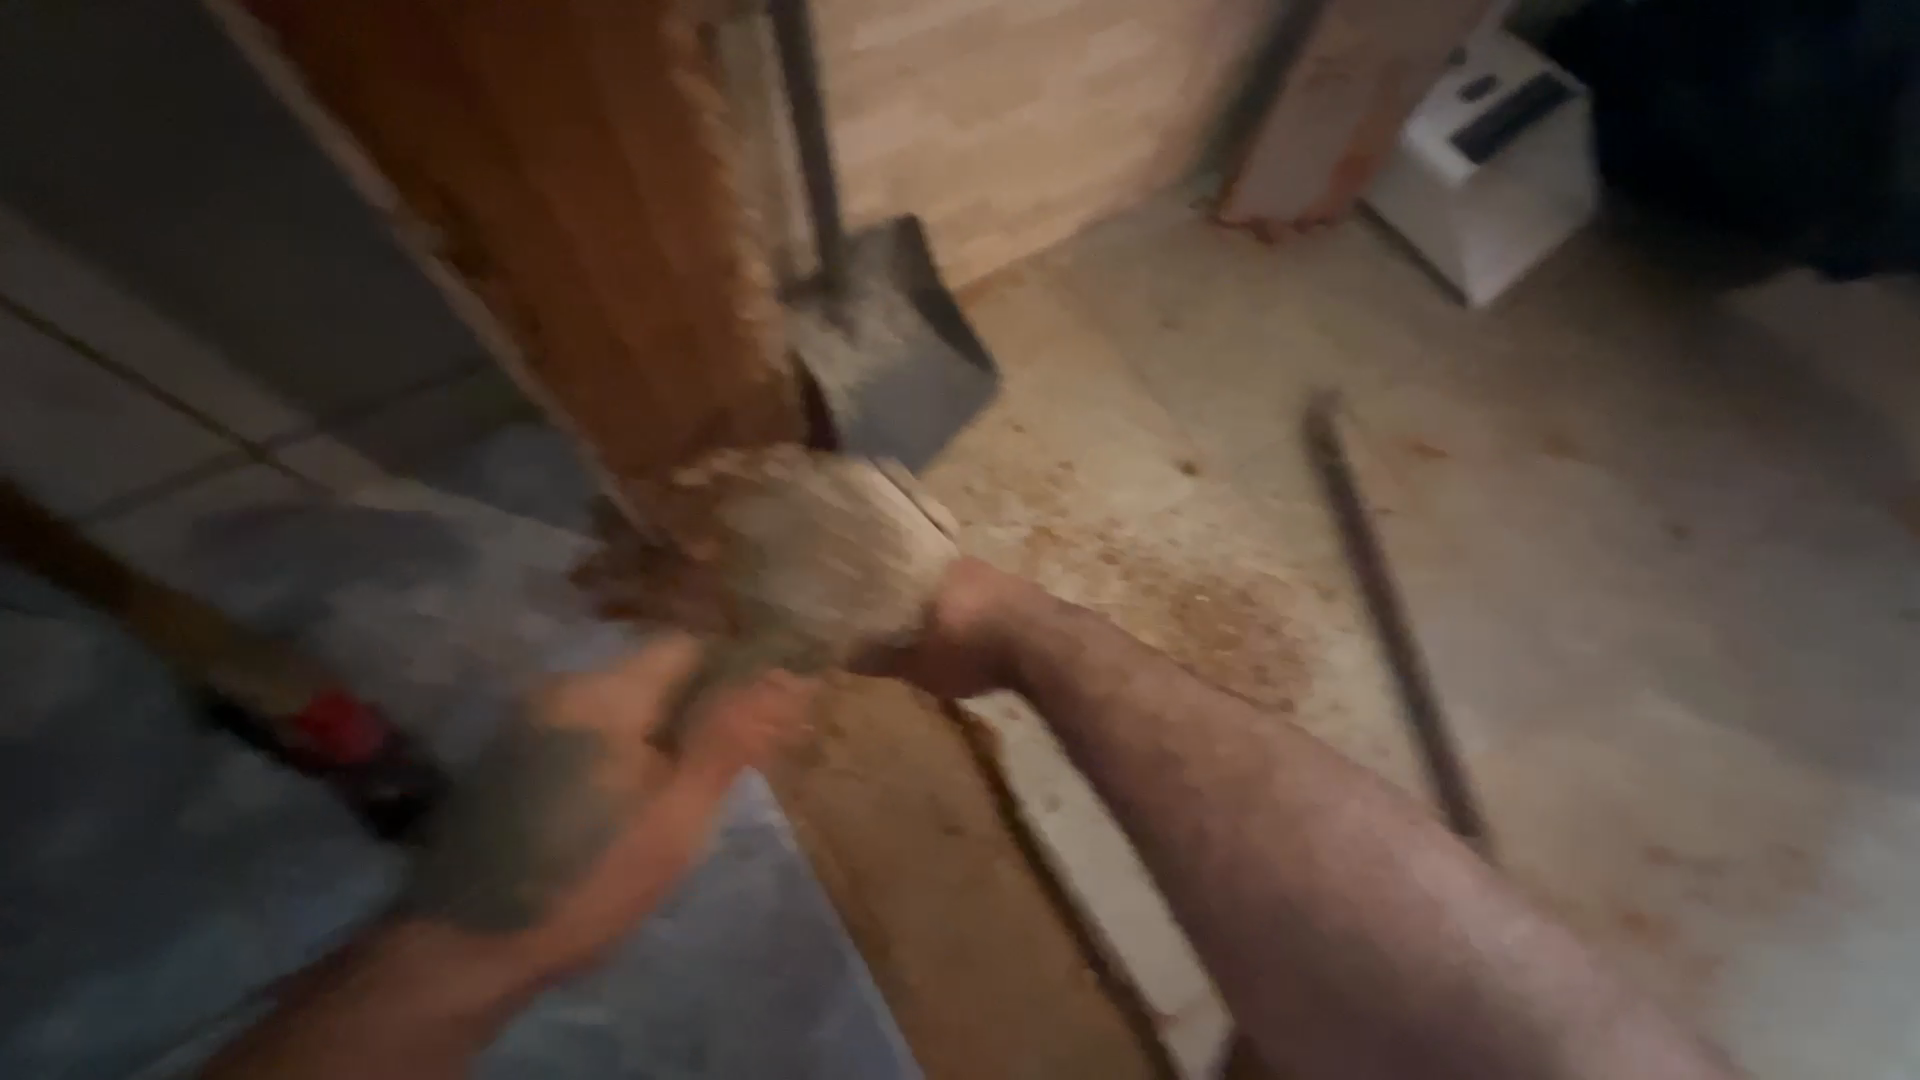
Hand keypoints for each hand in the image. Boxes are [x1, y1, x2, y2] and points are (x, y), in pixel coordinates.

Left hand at [404, 635, 816, 988]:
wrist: (463, 955)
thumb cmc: (588, 879)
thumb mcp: (676, 813)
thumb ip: (730, 737)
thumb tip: (787, 676)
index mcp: (605, 693)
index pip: (689, 645)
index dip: (734, 670)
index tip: (761, 717)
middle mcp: (564, 689)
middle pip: (657, 674)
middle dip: (700, 710)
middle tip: (724, 770)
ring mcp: (533, 721)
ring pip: (626, 705)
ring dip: (663, 735)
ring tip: (680, 793)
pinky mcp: (517, 755)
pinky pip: (593, 730)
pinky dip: (626, 751)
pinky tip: (628, 802)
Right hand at [862, 557, 1035, 699]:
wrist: (1044, 644)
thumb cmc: (970, 649)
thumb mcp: (919, 664)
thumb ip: (884, 659)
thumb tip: (845, 656)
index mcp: (930, 571)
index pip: (897, 570)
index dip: (886, 587)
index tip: (873, 600)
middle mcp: (963, 564)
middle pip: (933, 578)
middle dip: (923, 598)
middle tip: (911, 620)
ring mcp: (998, 575)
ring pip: (966, 588)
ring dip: (957, 607)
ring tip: (946, 631)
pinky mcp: (1027, 593)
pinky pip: (993, 601)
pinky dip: (984, 616)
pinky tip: (983, 637)